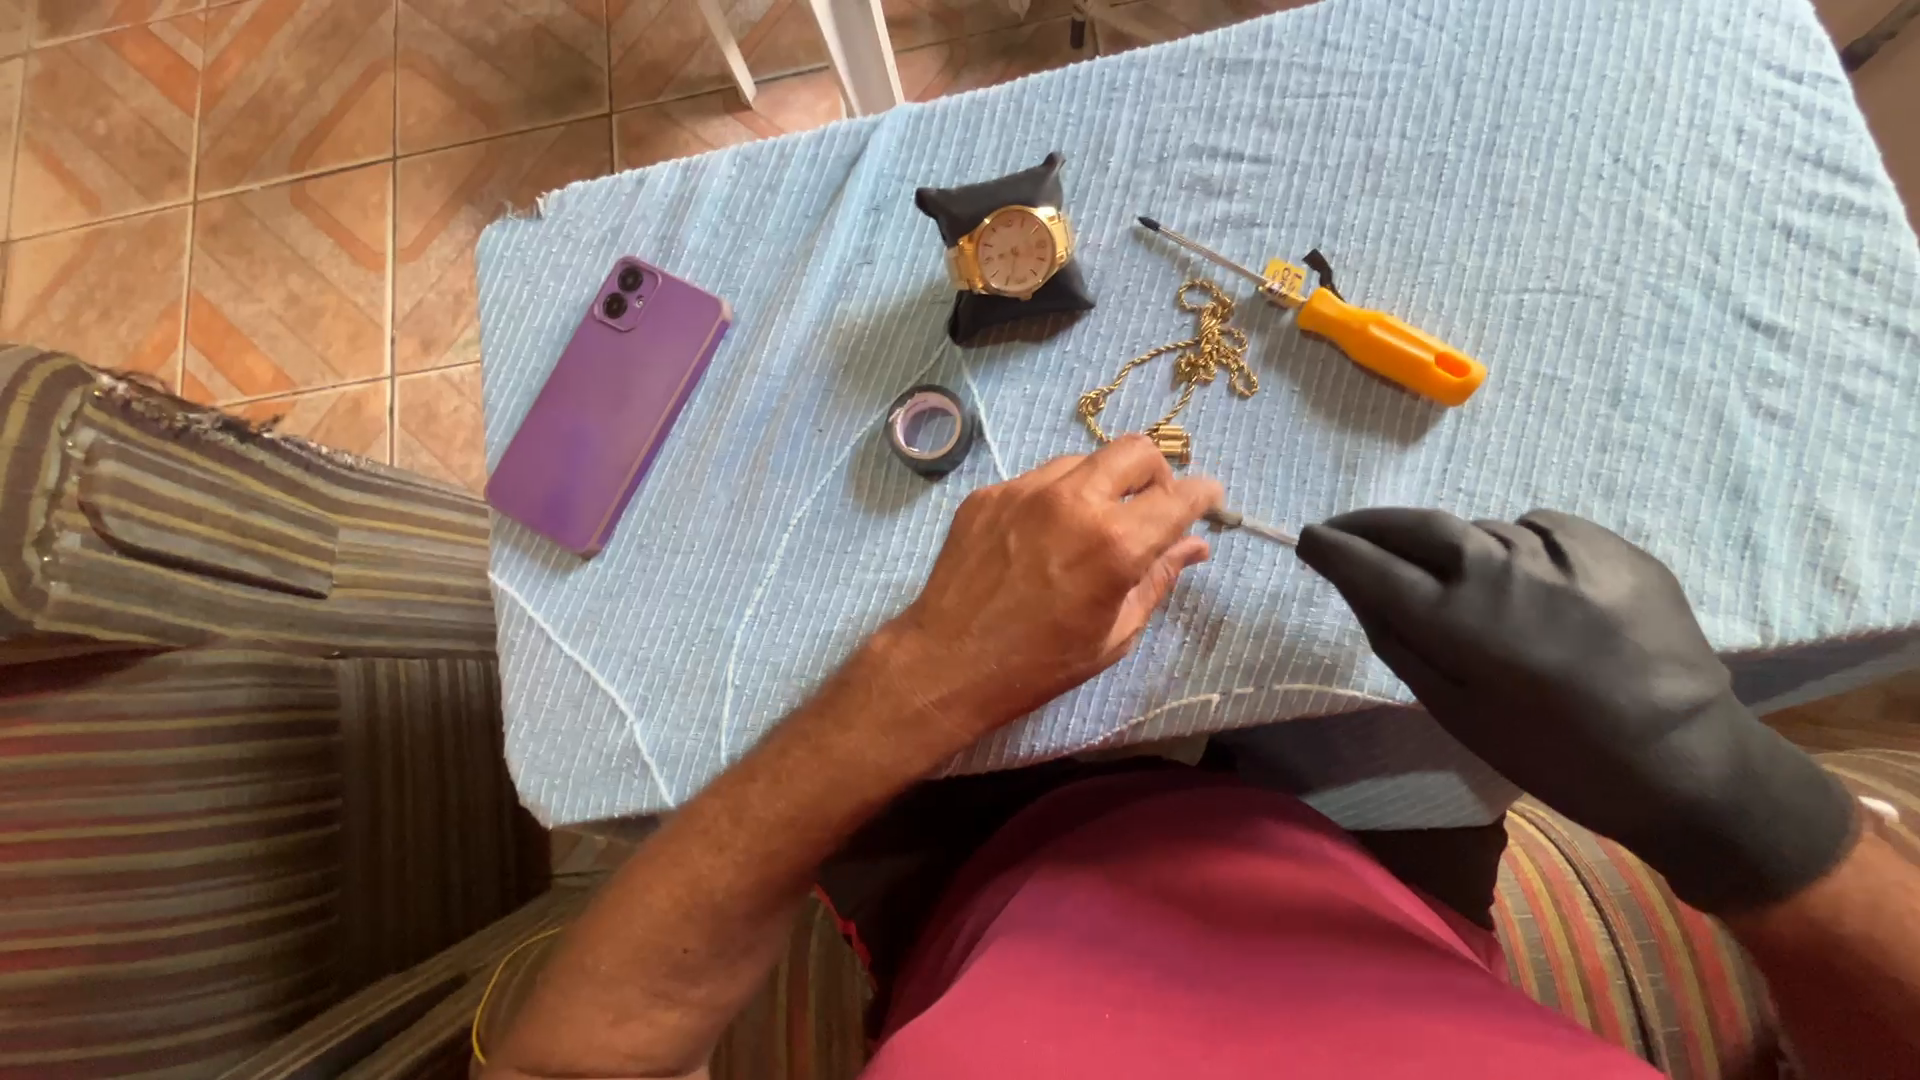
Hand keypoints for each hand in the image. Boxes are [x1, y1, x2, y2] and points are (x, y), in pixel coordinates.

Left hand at [886, 435, 1221, 751]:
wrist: (947, 662)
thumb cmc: (1040, 663)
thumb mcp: (1114, 633)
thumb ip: (1158, 579)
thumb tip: (1195, 546)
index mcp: (1114, 543)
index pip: (1180, 495)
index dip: (1204, 494)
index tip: (1209, 499)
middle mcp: (1073, 501)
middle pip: (1135, 450)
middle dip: (1156, 472)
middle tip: (1150, 507)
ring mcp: (1024, 490)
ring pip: (1084, 460)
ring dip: (1102, 484)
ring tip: (1090, 526)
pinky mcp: (990, 493)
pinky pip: (1039, 479)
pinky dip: (1057, 497)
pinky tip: (1044, 535)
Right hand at [1297, 507, 1857, 913]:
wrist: (1685, 763)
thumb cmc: (1548, 751)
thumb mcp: (1451, 707)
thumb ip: (1395, 640)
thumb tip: (1357, 588)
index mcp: (1454, 619)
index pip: (1368, 564)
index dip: (1330, 548)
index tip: (1308, 540)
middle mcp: (1500, 569)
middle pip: (1417, 524)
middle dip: (1371, 523)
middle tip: (1348, 530)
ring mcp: (1562, 552)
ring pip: (1479, 531)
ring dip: (1451, 546)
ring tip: (1456, 577)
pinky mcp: (1611, 546)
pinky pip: (1538, 529)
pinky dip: (1516, 546)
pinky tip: (1529, 580)